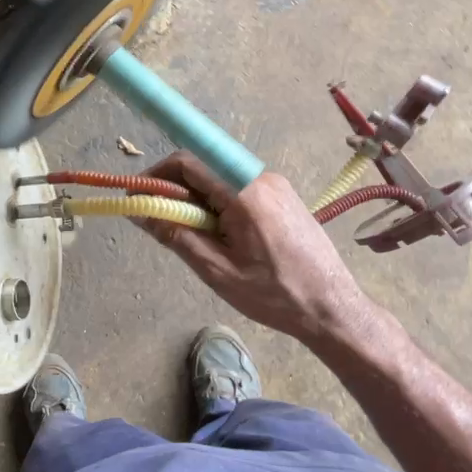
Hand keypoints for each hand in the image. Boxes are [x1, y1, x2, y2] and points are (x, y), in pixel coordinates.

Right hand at [136, 152, 373, 345]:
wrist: (334, 309)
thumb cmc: (274, 295)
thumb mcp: (217, 271)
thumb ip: (175, 235)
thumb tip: (138, 211)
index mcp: (244, 192)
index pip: (188, 162)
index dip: (156, 175)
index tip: (137, 197)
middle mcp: (261, 178)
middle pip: (203, 166)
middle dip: (174, 189)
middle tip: (159, 221)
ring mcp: (275, 185)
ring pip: (220, 177)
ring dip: (196, 197)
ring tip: (190, 234)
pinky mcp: (283, 196)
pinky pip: (237, 187)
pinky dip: (217, 202)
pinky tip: (218, 233)